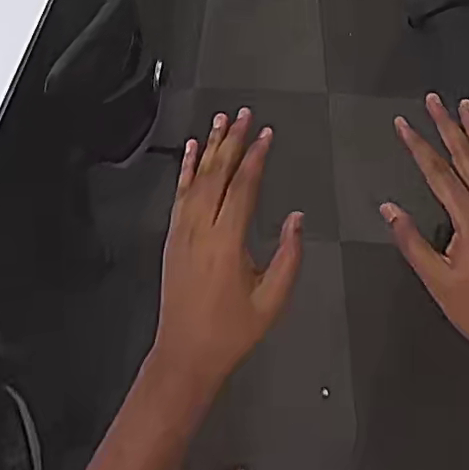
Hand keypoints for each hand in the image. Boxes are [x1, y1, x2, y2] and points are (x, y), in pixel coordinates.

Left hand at [152, 109, 304, 393]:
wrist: (184, 356)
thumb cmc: (232, 330)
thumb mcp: (272, 300)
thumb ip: (288, 256)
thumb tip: (296, 218)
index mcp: (226, 241)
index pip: (242, 186)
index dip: (255, 156)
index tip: (265, 133)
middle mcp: (200, 228)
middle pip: (217, 173)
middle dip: (232, 140)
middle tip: (244, 113)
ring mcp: (181, 230)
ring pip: (196, 178)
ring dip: (209, 146)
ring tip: (220, 119)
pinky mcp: (171, 236)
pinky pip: (178, 194)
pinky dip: (184, 168)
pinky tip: (189, 149)